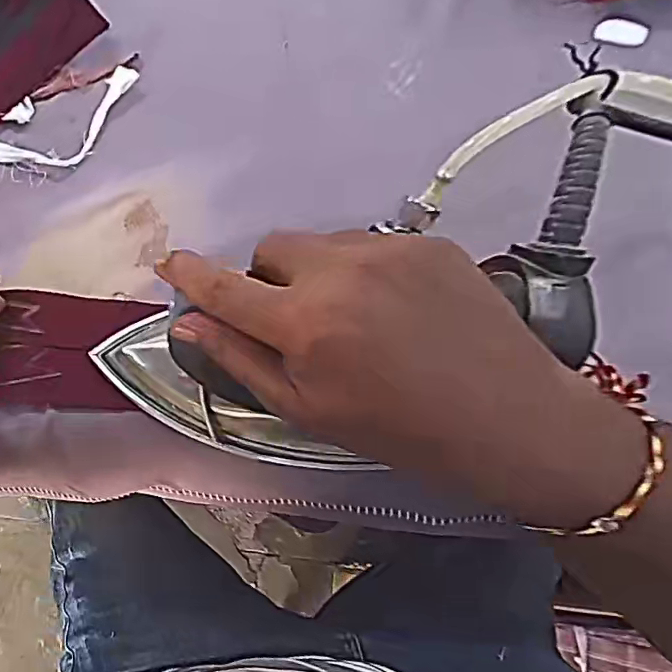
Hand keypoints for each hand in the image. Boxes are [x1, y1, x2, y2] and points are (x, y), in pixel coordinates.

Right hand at [157, 231, 645, 527]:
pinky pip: (366, 244)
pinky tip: (389, 310)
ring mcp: (387, 249)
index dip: (190, 273)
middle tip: (290, 320)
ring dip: (313, 273)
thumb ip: (239, 359)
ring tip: (349, 319)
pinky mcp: (425, 242)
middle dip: (266, 279)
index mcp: (304, 323)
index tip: (169, 261)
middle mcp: (339, 271)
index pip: (226, 286)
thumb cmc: (393, 429)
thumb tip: (189, 323)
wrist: (502, 416)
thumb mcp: (303, 408)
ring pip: (320, 244)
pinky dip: (358, 271)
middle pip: (271, 248)